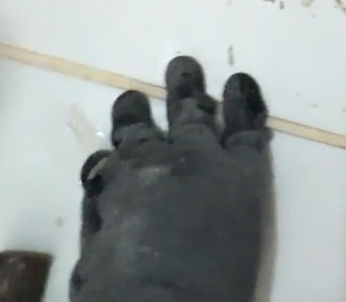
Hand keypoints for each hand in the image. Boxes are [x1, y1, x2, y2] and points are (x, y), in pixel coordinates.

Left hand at [70, 56, 271, 301]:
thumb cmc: (217, 293)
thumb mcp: (241, 246)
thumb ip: (227, 214)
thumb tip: (208, 214)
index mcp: (240, 177)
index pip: (245, 127)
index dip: (240, 101)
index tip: (237, 81)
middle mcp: (194, 159)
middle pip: (191, 111)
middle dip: (187, 86)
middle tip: (180, 65)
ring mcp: (144, 168)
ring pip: (139, 126)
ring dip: (135, 112)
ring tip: (131, 101)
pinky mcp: (102, 189)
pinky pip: (99, 167)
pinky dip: (102, 167)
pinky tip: (100, 164)